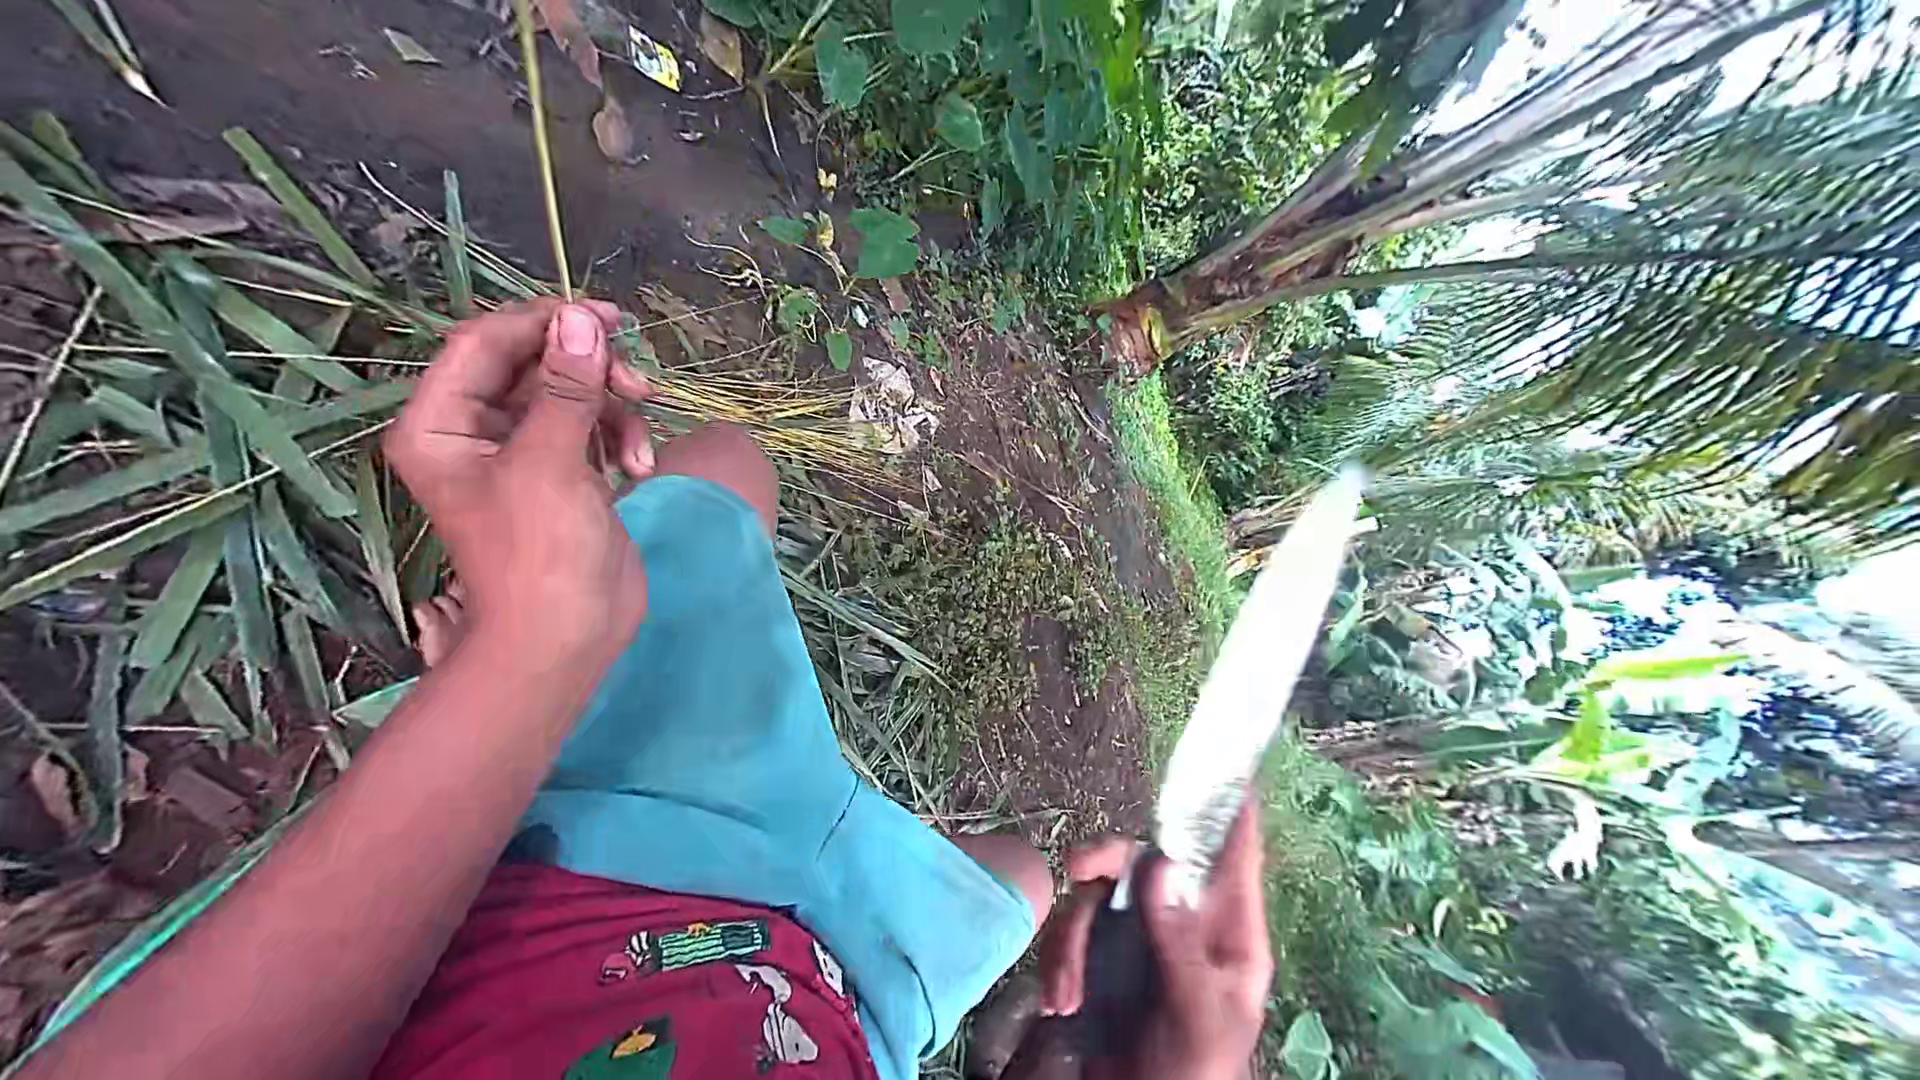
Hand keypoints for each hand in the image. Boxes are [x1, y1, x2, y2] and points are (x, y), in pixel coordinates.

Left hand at [384, 299, 653, 668]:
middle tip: (638, 384)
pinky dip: (622, 442)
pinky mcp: (570, 475)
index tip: (605, 318)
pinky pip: (596, 431)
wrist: (570, 634)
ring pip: (575, 398)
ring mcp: (529, 455)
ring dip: (615, 413)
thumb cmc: (541, 553)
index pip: (485, 345)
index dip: (544, 323)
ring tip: (639, 450)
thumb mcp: (551, 464)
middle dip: (590, 373)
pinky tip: (638, 471)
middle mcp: (480, 433)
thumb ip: (566, 389)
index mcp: (443, 425)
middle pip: (537, 368)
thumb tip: (582, 321)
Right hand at [1037, 801, 1272, 1079]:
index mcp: (1227, 936)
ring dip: (1073, 939)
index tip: (1221, 772)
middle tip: (1078, 868)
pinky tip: (1060, 1001)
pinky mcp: (1102, 952)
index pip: (1235, 859)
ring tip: (1066, 993)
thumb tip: (1160, 862)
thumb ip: (1179, 943)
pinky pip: (1073, 927)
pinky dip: (1059, 960)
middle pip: (1147, 858)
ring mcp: (1140, 934)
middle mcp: (1182, 921)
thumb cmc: (1188, 1077)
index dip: (1231, 813)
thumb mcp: (1195, 1018)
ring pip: (1101, 892)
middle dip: (1108, 860)